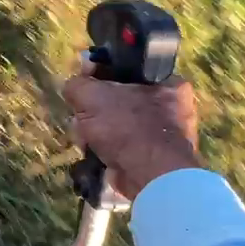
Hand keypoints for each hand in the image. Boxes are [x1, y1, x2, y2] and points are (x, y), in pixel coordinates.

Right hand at [62, 56, 200, 199]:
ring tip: (87, 138)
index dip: (98, 74)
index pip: (124, 69)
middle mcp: (170, 106)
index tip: (83, 83)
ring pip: (112, 121)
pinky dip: (103, 145)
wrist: (149, 176)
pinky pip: (118, 141)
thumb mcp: (91, 94)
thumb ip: (77, 83)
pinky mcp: (151, 155)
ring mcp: (162, 133)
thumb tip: (74, 86)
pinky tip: (94, 150)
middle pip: (114, 97)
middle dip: (90, 109)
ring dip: (92, 129)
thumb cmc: (126, 127)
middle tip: (82, 116)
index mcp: (167, 83)